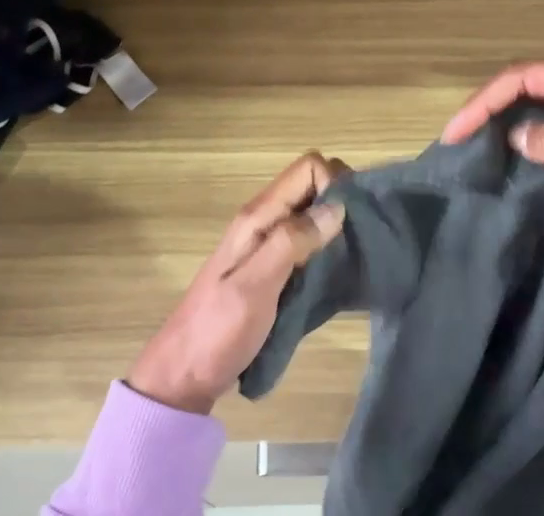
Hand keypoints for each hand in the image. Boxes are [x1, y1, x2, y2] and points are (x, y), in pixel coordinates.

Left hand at [126, 152, 347, 413]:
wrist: (182, 375)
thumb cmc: (216, 332)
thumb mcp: (254, 288)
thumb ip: (290, 243)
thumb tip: (336, 207)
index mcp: (257, 217)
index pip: (307, 168)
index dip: (334, 183)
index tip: (351, 222)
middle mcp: (263, 222)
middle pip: (312, 187)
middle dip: (342, 202)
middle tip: (361, 239)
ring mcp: (267, 246)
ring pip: (312, 215)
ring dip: (337, 227)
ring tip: (357, 256)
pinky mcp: (273, 270)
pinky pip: (307, 243)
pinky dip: (327, 248)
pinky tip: (340, 273)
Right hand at [443, 61, 543, 302]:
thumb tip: (510, 137)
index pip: (527, 76)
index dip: (485, 100)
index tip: (454, 134)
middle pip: (527, 89)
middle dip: (489, 112)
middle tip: (456, 148)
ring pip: (538, 114)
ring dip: (506, 131)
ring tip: (472, 158)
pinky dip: (528, 150)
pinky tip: (509, 169)